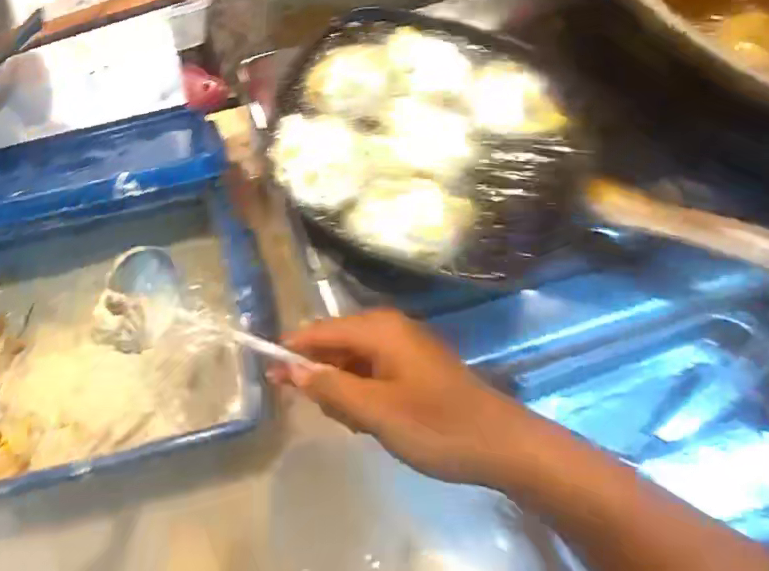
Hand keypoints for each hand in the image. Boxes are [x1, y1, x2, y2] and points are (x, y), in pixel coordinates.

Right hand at [275, 309, 546, 487]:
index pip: (322, 330)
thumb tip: (293, 369)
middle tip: (329, 415)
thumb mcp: (376, 413)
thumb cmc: (435, 424)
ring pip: (354, 360)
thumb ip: (332, 389)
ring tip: (357, 424)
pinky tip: (371, 421)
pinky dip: (364, 392)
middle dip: (323, 376)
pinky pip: (374, 370)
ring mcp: (405, 344)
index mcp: (379, 328)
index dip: (293, 351)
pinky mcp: (415, 364)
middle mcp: (390, 326)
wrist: (499, 441)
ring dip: (345, 390)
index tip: (269, 375)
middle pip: (337, 343)